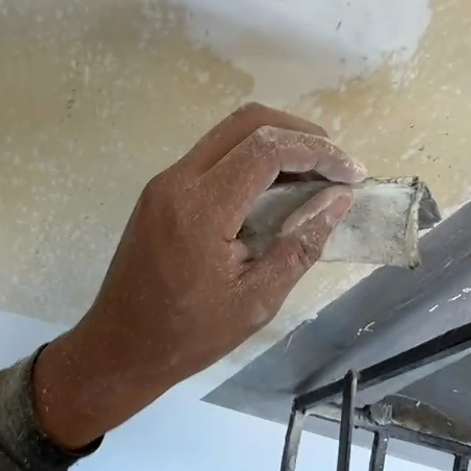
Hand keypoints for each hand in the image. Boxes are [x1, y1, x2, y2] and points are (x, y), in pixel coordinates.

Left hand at [32, 104, 364, 448]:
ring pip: (229, 133)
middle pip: (247, 122)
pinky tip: (278, 187)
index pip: (266, 149)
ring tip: (316, 174)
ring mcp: (166, 181)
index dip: (317, 152)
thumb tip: (338, 200)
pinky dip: (252, 157)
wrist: (118, 348)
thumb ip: (300, 245)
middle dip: (300, 133)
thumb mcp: (256, 301)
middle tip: (337, 164)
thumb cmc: (189, 335)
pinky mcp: (163, 190)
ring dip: (276, 142)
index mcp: (200, 209)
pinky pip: (215, 155)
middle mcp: (178, 180)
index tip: (352, 174)